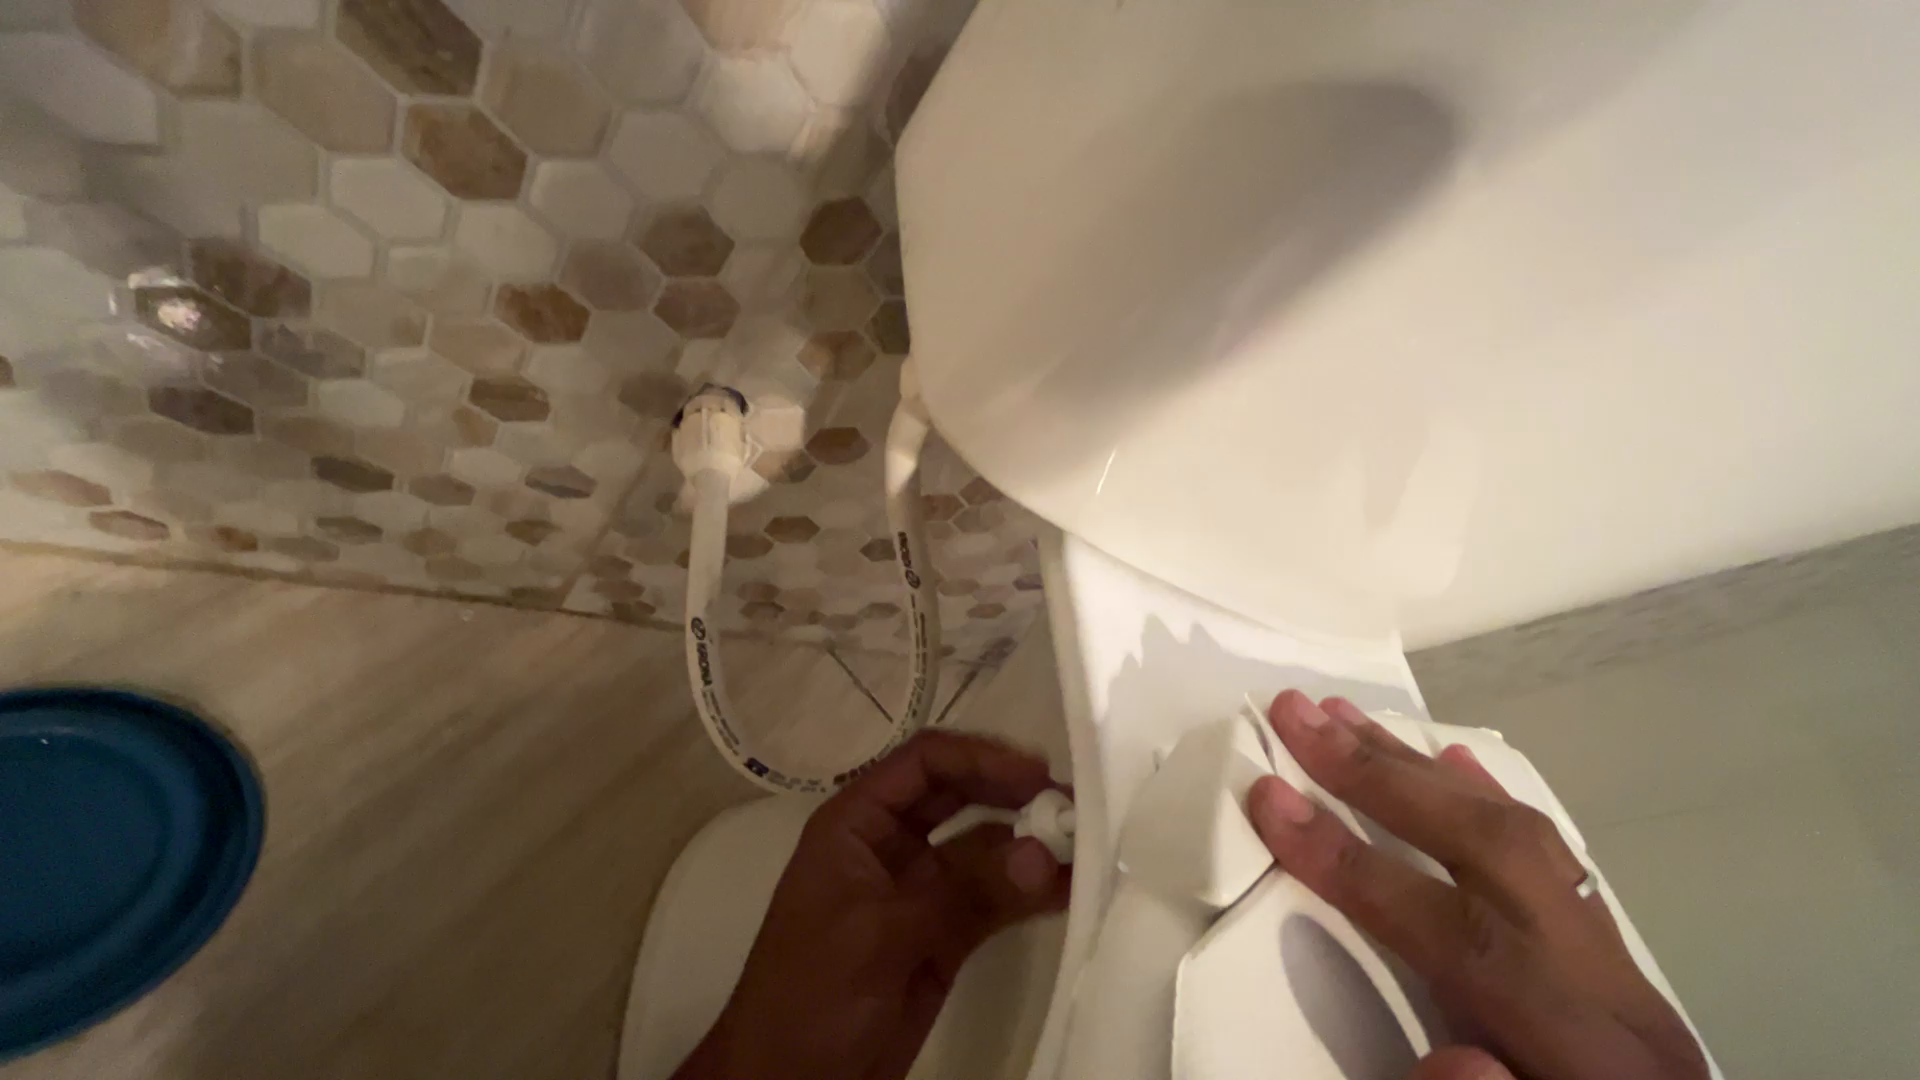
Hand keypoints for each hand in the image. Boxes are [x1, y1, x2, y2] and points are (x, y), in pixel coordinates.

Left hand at [675, 731, 1071, 1079]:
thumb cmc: (810, 995)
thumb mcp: (878, 936)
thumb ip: (961, 893)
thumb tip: (1043, 854)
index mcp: (857, 822)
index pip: (923, 764)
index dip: (979, 758)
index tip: (1037, 773)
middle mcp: (892, 842)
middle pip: (959, 795)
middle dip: (1012, 793)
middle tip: (1072, 805)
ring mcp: (921, 888)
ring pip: (983, 847)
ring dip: (1028, 844)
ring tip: (1086, 846)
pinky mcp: (946, 933)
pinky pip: (994, 898)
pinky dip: (1030, 891)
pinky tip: (1069, 888)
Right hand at [1246, 691, 1709, 1079]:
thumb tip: (1451, 1060)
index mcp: (1585, 1056)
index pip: (1454, 936)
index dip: (1350, 864)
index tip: (1267, 799)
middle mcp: (1613, 996)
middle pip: (1492, 848)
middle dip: (1381, 774)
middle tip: (1295, 713)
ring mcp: (1619, 971)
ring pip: (1516, 832)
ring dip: (1416, 766)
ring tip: (1340, 716)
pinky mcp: (1611, 961)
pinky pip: (1552, 855)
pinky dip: (1488, 795)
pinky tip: (1451, 761)